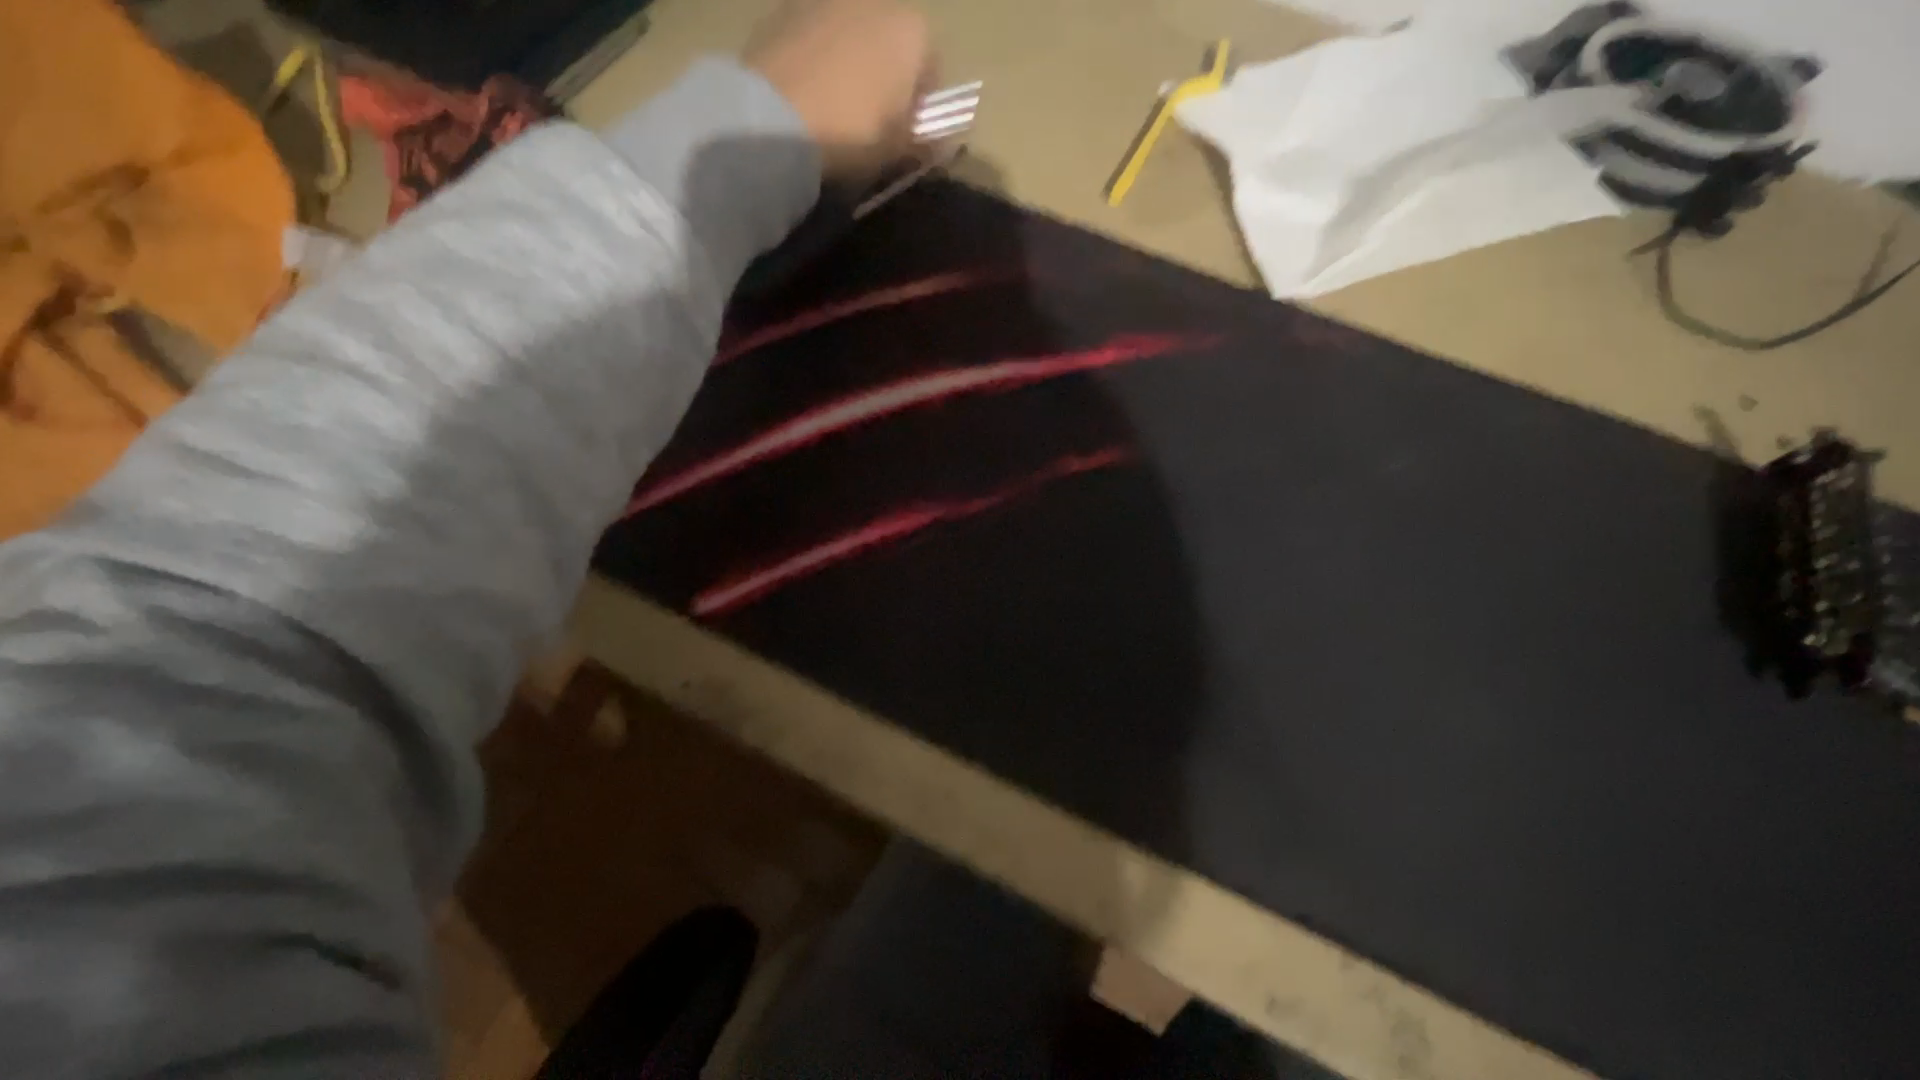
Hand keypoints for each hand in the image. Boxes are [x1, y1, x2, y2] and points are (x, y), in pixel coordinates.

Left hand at [745, 0, 936, 183]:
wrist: (773, 118)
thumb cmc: (852, 133)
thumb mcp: (897, 149)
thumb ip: (923, 140)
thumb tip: (938, 141)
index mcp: (913, 31)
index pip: (930, 68)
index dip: (919, 103)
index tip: (904, 132)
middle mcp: (874, 1)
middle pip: (888, 42)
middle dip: (882, 74)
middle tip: (866, 119)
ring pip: (847, 35)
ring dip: (846, 61)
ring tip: (829, 106)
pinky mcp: (784, 9)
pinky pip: (811, 37)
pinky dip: (812, 57)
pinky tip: (801, 93)